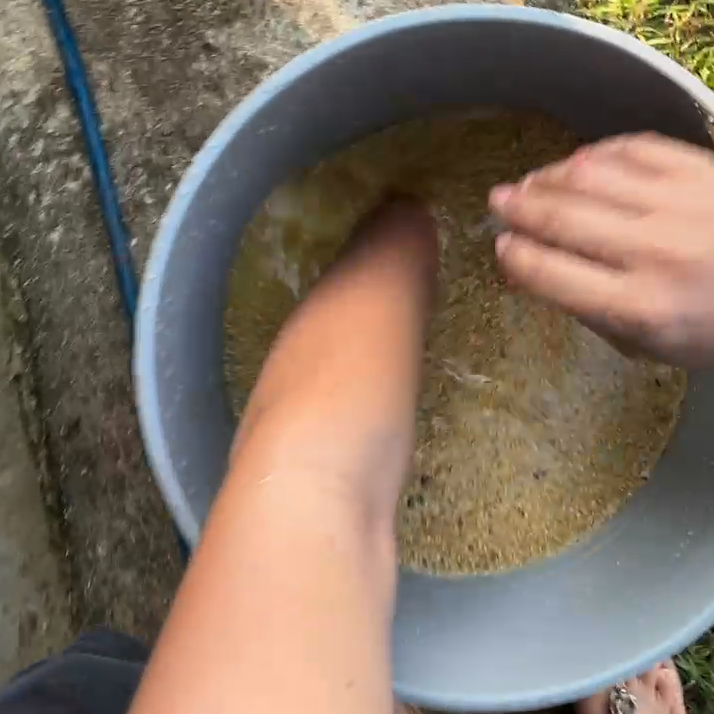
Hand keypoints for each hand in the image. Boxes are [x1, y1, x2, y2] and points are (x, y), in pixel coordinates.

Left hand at [231, 196, 438, 505]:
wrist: (316, 507)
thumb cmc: (351, 386)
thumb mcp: (380, 299)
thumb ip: (394, 249)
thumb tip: (406, 206)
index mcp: (308, 318)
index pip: (345, 274)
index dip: (380, 257)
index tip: (417, 250)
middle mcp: (291, 368)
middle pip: (338, 328)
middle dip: (372, 312)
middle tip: (421, 304)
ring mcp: (300, 431)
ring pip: (338, 379)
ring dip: (368, 365)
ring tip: (411, 360)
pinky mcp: (322, 484)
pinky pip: (352, 429)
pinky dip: (372, 414)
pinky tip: (391, 429)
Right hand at [488, 134, 713, 371]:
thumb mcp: (654, 348)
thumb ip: (594, 312)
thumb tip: (540, 271)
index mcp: (640, 308)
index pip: (551, 273)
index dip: (515, 257)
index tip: (500, 248)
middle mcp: (654, 252)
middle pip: (561, 218)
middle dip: (519, 208)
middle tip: (497, 202)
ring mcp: (679, 204)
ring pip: (588, 176)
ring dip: (546, 178)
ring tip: (528, 183)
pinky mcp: (701, 171)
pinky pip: (630, 149)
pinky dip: (593, 155)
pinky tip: (576, 164)